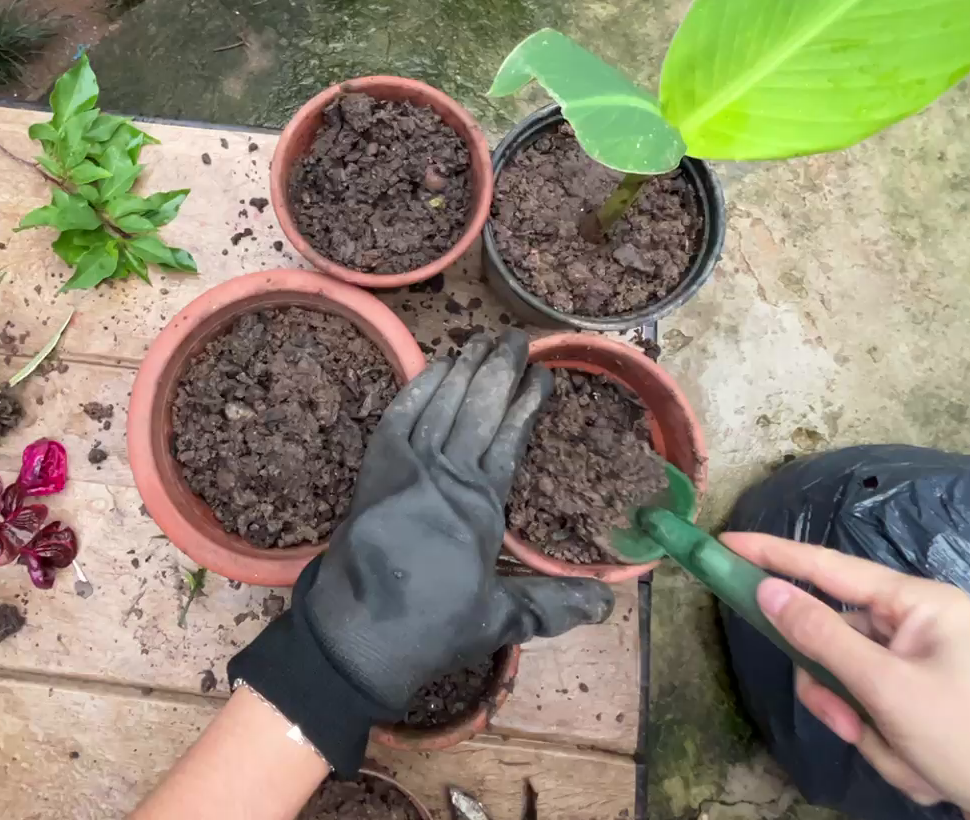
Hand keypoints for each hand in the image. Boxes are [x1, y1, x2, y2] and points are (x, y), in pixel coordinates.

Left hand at [302, 329, 615, 708]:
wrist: (359, 631)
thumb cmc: (432, 625)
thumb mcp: (499, 618)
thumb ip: (553, 604)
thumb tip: (610, 605)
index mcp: (481, 503)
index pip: (511, 438)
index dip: (527, 403)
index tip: (542, 374)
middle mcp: (447, 472)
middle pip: (479, 408)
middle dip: (499, 369)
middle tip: (515, 338)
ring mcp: (407, 464)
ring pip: (442, 403)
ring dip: (463, 369)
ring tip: (481, 339)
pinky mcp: (375, 466)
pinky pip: (400, 414)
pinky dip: (418, 386)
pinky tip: (435, 366)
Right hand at [721, 532, 969, 819]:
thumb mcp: (889, 689)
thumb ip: (819, 636)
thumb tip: (767, 589)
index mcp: (918, 604)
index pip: (826, 567)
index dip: (770, 554)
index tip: (723, 543)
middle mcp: (920, 627)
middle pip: (838, 639)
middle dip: (839, 689)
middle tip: (853, 721)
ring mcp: (927, 668)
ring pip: (854, 683)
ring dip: (869, 726)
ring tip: (911, 759)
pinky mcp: (932, 706)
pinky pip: (879, 713)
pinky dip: (892, 746)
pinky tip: (928, 773)